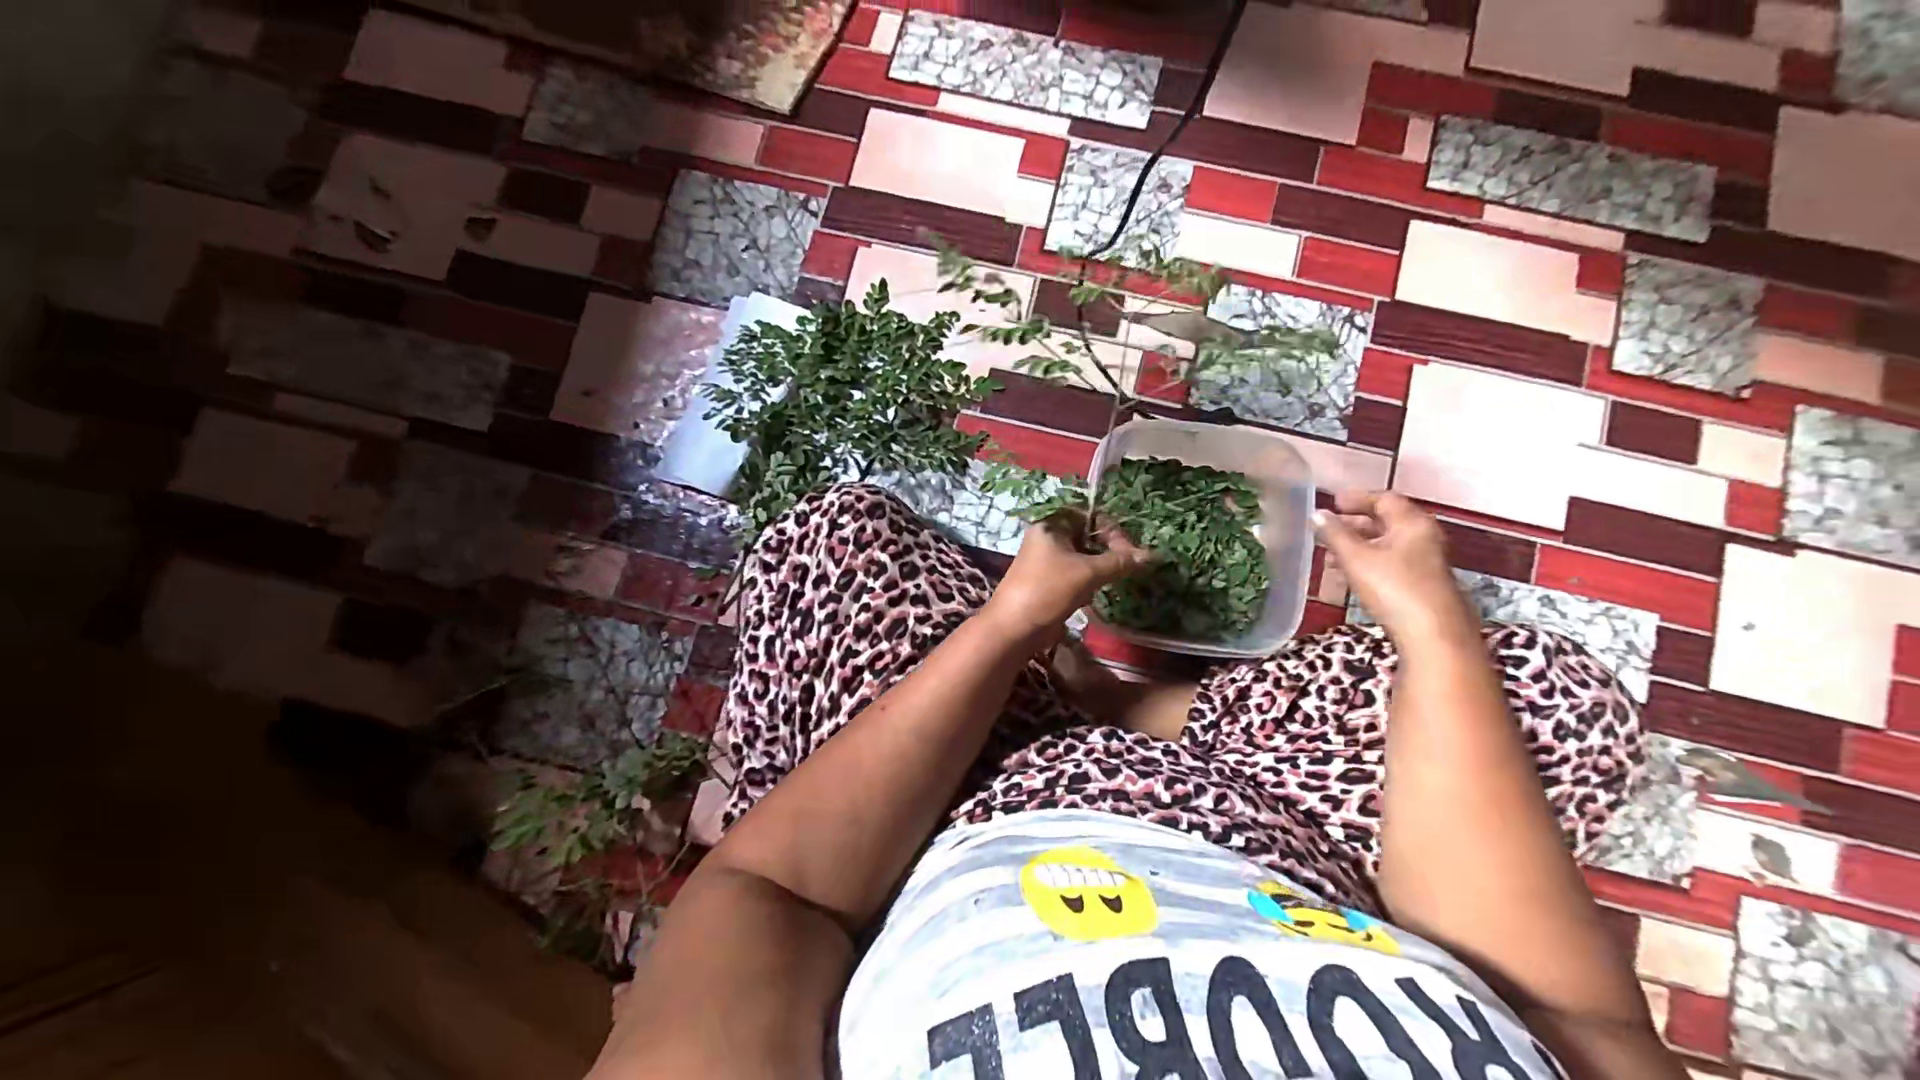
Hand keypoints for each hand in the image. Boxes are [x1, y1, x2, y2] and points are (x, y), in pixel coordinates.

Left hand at [980, 510, 1151, 650]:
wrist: (1014, 628)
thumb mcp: (1087, 573)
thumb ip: (1120, 562)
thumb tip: (1152, 556)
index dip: (1113, 530)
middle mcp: (1048, 538)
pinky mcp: (1050, 581)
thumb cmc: (1048, 590)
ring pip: (1085, 557)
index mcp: (1051, 525)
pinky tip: (1091, 595)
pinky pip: (1077, 574)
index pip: (1090, 514)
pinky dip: (1088, 582)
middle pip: (1089, 535)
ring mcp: (1048, 560)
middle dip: (1110, 551)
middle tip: (1127, 568)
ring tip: (1110, 582)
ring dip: (1100, 568)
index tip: (1129, 551)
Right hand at [1314, 491, 1475, 643]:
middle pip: (1386, 520)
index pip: (1384, 498)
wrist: (1432, 634)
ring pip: (1386, 543)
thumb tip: (1317, 514)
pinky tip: (1347, 573)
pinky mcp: (1421, 582)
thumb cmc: (1393, 587)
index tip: (1333, 502)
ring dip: (1358, 544)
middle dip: (1354, 523)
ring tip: (1329, 553)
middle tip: (1327, 527)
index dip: (1357, 498)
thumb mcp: (1356, 558)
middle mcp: (1423, 537)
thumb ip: (1334, 534)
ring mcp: (1424, 561)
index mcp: (1412, 523)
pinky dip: (1367, 560)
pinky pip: (1390, 561)